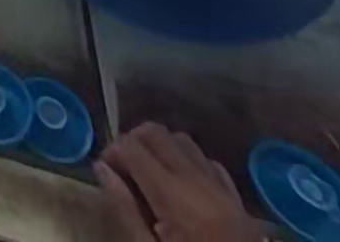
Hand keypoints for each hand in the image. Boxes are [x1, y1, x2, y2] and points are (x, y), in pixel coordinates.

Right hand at [95, 123, 259, 241]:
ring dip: (162, 148)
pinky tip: (184, 186)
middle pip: (155, 132)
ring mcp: (219, 187)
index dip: (112, 153)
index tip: (108, 173)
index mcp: (170, 193)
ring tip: (153, 175)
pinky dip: (190, 163)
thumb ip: (124, 209)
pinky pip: (209, 163)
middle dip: (134, 141)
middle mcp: (194, 178)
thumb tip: (102, 169)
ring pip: (182, 140)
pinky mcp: (237, 200)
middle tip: (126, 169)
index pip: (130, 146)